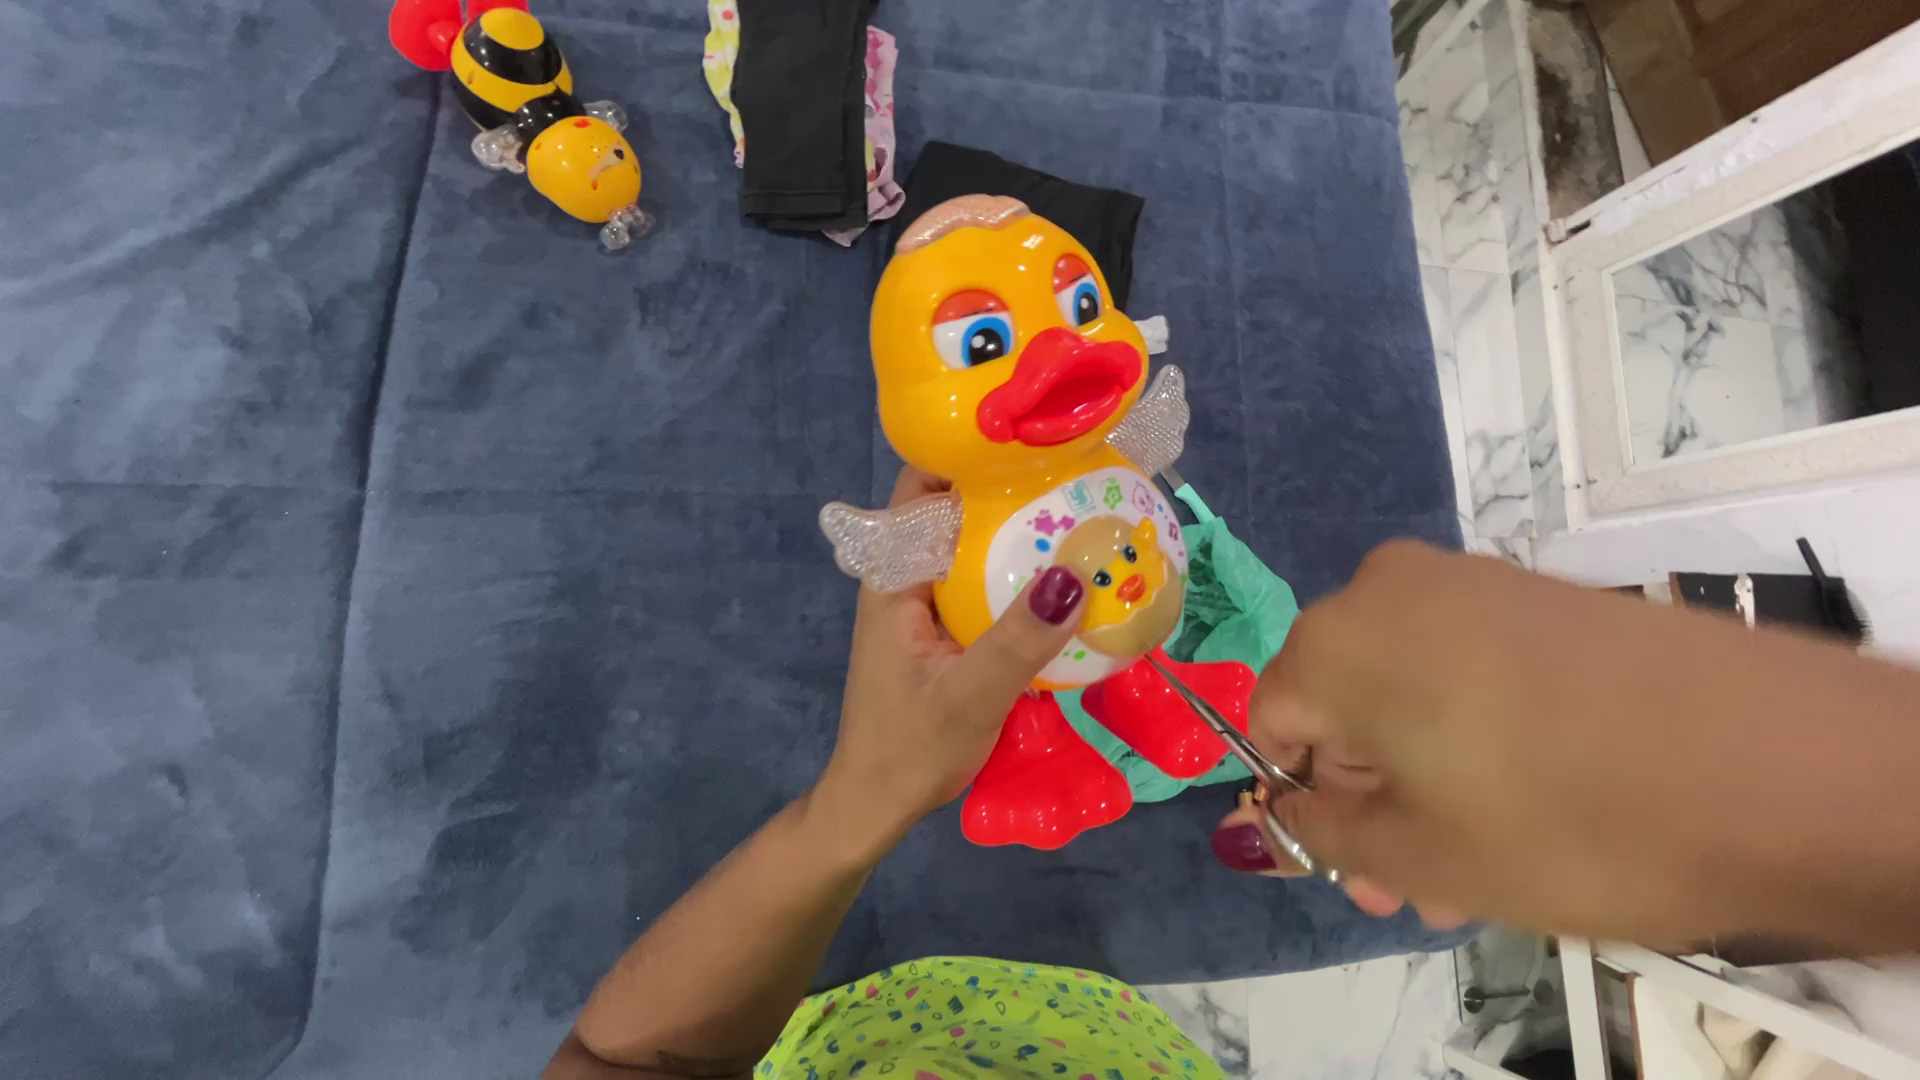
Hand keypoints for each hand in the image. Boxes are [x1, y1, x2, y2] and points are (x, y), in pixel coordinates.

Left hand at [810, 467, 1086, 863]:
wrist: (878, 803)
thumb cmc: (910, 749)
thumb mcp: (970, 696)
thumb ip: (1019, 641)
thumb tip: (1075, 575)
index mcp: (894, 580)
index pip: (918, 489)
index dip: (965, 455)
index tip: (1027, 444)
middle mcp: (906, 581)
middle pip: (950, 512)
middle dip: (1003, 489)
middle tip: (1070, 476)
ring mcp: (924, 607)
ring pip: (969, 548)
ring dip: (1013, 532)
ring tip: (1077, 515)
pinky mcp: (943, 631)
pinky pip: (980, 585)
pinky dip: (1015, 574)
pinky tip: (1062, 581)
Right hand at [1213, 540, 1919, 952]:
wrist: (1797, 764)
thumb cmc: (1569, 818)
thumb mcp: (1418, 857)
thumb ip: (1322, 834)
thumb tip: (1293, 806)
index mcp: (1333, 641)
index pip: (1273, 724)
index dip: (1309, 800)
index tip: (1369, 862)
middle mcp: (1379, 589)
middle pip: (1339, 703)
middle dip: (1371, 794)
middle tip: (1423, 875)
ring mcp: (1461, 578)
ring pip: (1401, 686)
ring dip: (1420, 768)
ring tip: (1484, 847)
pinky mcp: (1529, 587)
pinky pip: (1459, 659)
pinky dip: (1468, 723)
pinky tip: (1527, 785)